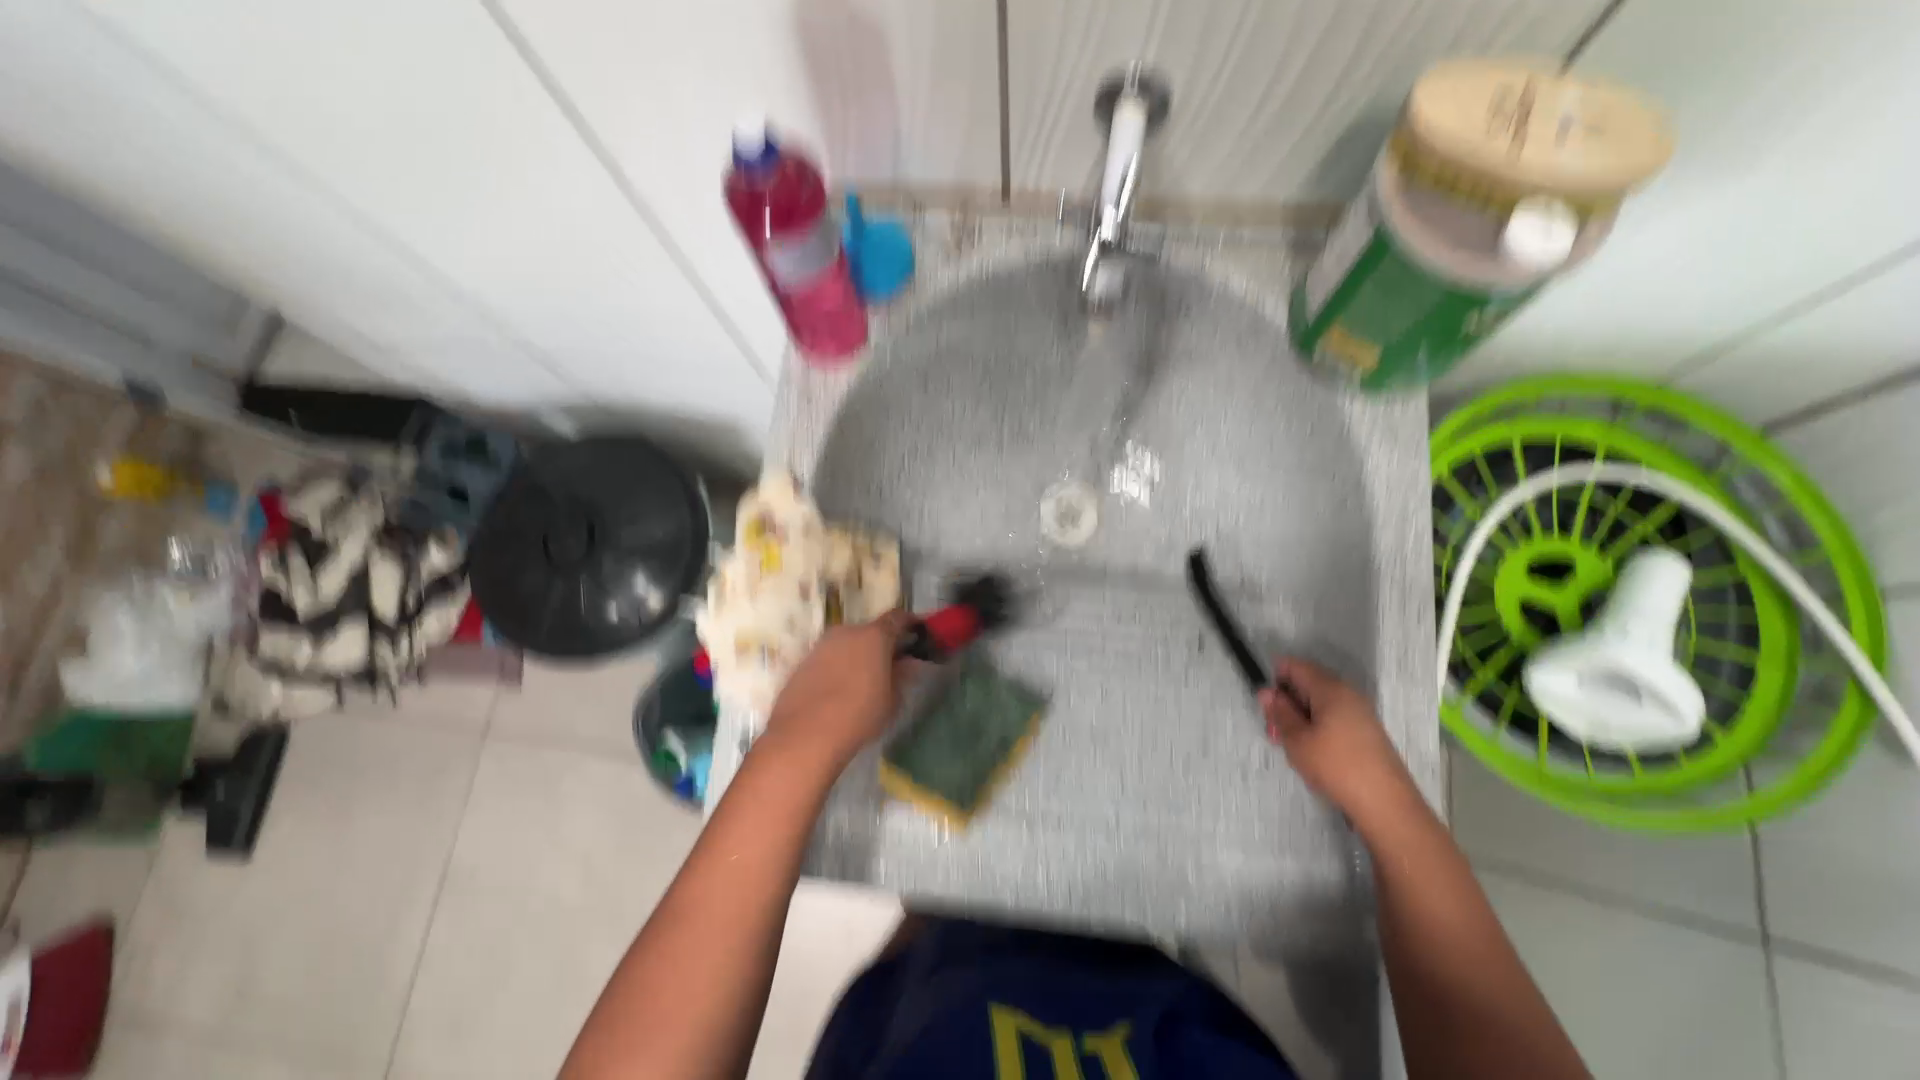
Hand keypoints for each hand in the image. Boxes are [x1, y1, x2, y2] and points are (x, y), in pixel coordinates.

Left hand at [761, 611, 914, 772]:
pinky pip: (828, 659)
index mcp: (874, 636)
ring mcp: (820, 645)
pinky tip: (838, 692)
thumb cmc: (859, 715)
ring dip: (857, 656)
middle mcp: (846, 632)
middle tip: (889, 667)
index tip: (918, 636)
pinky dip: (837, 668)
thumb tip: (908, 663)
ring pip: (846, 645)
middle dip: (881, 645)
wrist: (804, 735)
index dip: (910, 624)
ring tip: (862, 683)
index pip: (898, 617)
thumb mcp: (892, 700)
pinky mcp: (802, 662)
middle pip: (869, 631)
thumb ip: (902, 676)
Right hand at [1260, 657, 1412, 818]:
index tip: (1267, 708)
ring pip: (1319, 703)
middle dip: (1286, 703)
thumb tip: (1267, 692)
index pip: (1295, 666)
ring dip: (1300, 718)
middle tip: (1275, 733)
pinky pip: (1333, 717)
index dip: (1275, 680)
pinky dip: (1317, 728)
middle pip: (1307, 684)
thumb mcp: (1297, 740)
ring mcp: (1360, 711)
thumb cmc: (1335, 765)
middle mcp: (1347, 693)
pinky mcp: (1366, 730)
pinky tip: (1313, 753)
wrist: (1384, 800)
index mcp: (1330, 688)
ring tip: (1292, 747)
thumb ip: (1279, 712)